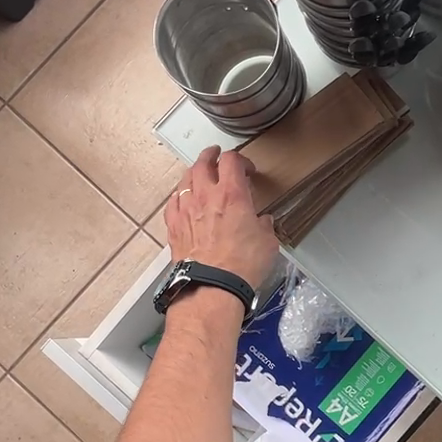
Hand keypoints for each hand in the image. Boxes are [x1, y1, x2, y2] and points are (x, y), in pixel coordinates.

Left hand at [165, 146, 277, 292]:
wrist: (212, 286)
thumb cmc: (243, 264)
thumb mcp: (268, 242)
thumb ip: (264, 225)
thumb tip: (262, 222)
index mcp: (232, 194)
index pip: (232, 161)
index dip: (241, 160)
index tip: (247, 169)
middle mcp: (206, 196)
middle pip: (203, 163)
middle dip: (211, 155)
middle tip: (216, 155)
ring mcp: (186, 209)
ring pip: (185, 180)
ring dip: (193, 173)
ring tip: (199, 174)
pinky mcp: (174, 226)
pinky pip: (173, 202)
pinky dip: (179, 196)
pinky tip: (183, 199)